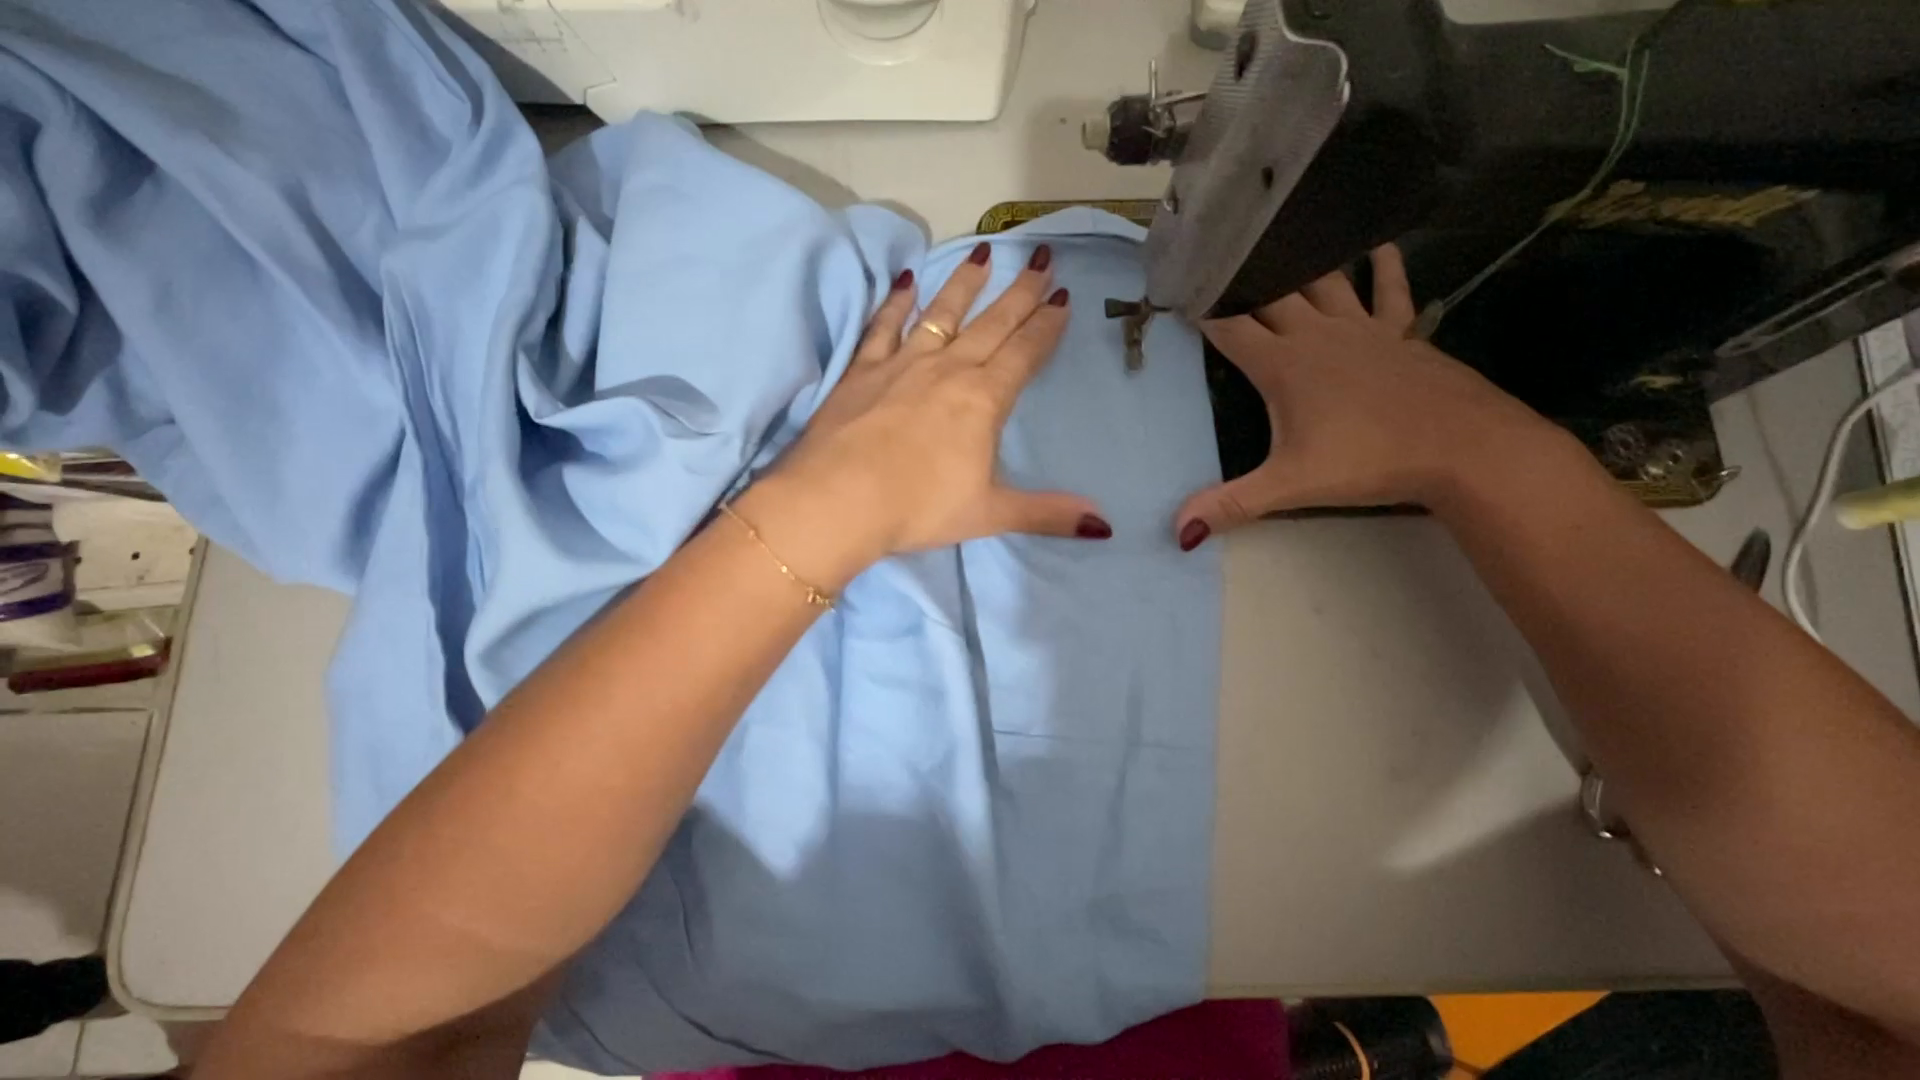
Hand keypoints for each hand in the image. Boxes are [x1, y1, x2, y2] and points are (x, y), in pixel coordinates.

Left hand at [739, 243, 1107, 588]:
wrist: (837, 501)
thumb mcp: (989, 515)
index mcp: (984, 400)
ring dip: (966, 283)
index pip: (1025, 354)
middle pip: (992, 324)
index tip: (1064, 298)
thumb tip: (1104, 527)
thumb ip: (1046, 514)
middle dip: (1021, 292)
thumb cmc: (918, 509)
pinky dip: (896, 302)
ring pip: (942, 313)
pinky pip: (884, 326)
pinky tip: (905, 280)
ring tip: (984, 251)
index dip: (1047, 326)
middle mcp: (948, 370)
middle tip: (1042, 259)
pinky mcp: (862, 369)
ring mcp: (902, 364)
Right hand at [1173, 244, 1561, 548]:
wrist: (1461, 445)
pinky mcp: (1400, 332)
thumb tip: (1179, 533)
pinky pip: (1389, 290)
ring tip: (1282, 237)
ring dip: (1300, 262)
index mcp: (1282, 365)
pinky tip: (1378, 246)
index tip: (1179, 288)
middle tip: (1220, 255)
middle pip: (1270, 294)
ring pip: (1322, 281)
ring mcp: (1361, 328)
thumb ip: (1231, 504)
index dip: (1201, 309)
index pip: (1229, 328)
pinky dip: (1382, 266)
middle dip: (1242, 276)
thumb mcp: (1291, 486)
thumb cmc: (1369, 461)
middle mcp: (1316, 334)